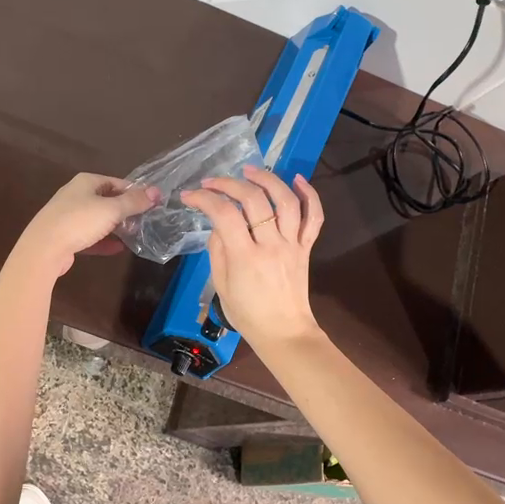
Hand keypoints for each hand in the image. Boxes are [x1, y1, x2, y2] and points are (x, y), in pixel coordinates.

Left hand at [13, 173, 159, 278]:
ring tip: (135, 235)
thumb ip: (134, 202)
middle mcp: (75, 195)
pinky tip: (118, 249)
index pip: (116, 182)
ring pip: (98, 219)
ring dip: (115, 227)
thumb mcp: (111, 210)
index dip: (135, 192)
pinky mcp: (65, 237)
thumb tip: (156, 191)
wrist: (43, 249)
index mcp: (86, 182)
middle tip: (144, 221)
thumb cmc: (79, 221)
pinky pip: (89, 237)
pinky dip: (103, 241)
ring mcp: (68, 216)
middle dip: (125, 211)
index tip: (152, 204)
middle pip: (106, 200)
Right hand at [179, 166, 323, 346]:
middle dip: (230, 184)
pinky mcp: (306, 248)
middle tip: (213, 181)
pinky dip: (309, 195)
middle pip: (254, 200)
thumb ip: (218, 251)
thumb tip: (218, 225)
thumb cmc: (247, 314)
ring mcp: (292, 245)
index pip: (224, 215)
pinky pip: (313, 217)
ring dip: (268, 180)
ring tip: (251, 171)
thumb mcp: (221, 285)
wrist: (283, 332)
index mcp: (245, 258)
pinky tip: (297, 180)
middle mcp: (271, 245)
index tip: (191, 196)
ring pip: (286, 201)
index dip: (205, 199)